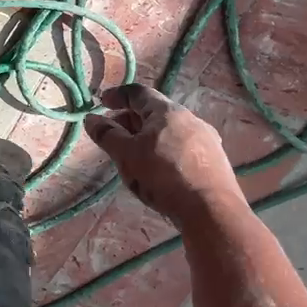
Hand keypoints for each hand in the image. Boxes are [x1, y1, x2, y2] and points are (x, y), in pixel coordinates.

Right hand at [84, 84, 243, 227]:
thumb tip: (91, 118)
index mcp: (168, 112)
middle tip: (113, 134)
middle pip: (154, 111)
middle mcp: (191, 120)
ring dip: (147, 136)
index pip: (138, 92)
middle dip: (130, 119)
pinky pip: (182, 146)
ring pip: (169, 130)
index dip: (117, 95)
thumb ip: (106, 133)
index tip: (101, 102)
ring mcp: (207, 141)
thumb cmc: (162, 176)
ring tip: (133, 154)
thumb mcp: (125, 154)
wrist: (213, 214)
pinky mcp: (215, 162)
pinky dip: (164, 148)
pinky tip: (158, 168)